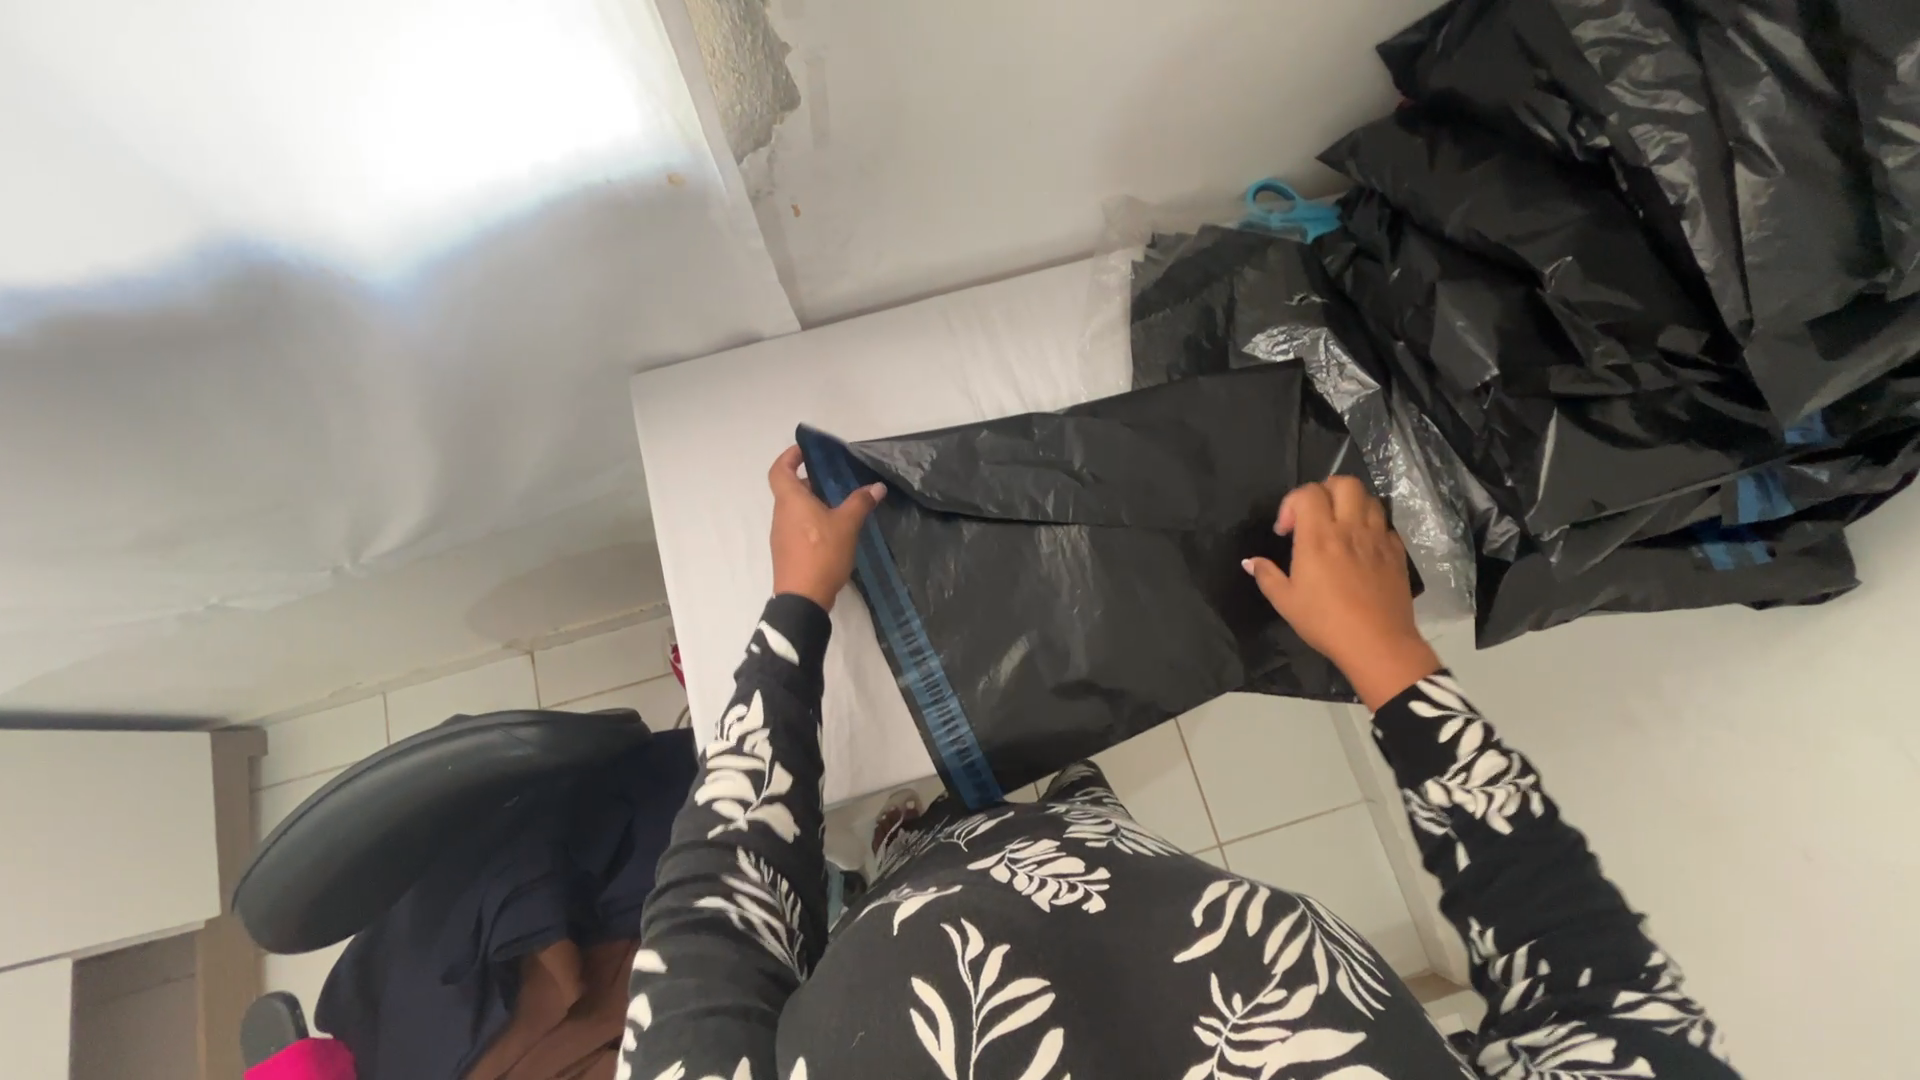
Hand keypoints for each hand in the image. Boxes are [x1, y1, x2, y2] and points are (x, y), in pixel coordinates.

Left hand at [768, 446, 885, 611]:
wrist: (802, 599)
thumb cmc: (822, 554)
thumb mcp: (847, 525)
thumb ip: (860, 503)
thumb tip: (876, 487)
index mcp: (790, 500)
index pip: (780, 469)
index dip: (790, 457)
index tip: (806, 452)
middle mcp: (781, 514)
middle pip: (789, 489)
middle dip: (810, 480)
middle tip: (834, 479)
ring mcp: (782, 534)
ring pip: (795, 509)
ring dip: (813, 502)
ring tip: (839, 505)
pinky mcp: (787, 551)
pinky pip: (798, 526)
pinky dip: (812, 521)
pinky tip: (834, 531)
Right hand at [1243, 477, 1440, 709]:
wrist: (1377, 643)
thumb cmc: (1325, 621)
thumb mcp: (1285, 601)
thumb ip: (1266, 575)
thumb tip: (1250, 562)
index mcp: (1318, 537)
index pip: (1307, 493)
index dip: (1291, 504)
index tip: (1286, 531)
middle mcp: (1350, 529)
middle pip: (1344, 483)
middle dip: (1325, 490)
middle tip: (1314, 516)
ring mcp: (1377, 538)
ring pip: (1370, 499)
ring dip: (1350, 504)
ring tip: (1339, 527)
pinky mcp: (1397, 552)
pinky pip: (1385, 525)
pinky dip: (1371, 526)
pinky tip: (1360, 548)